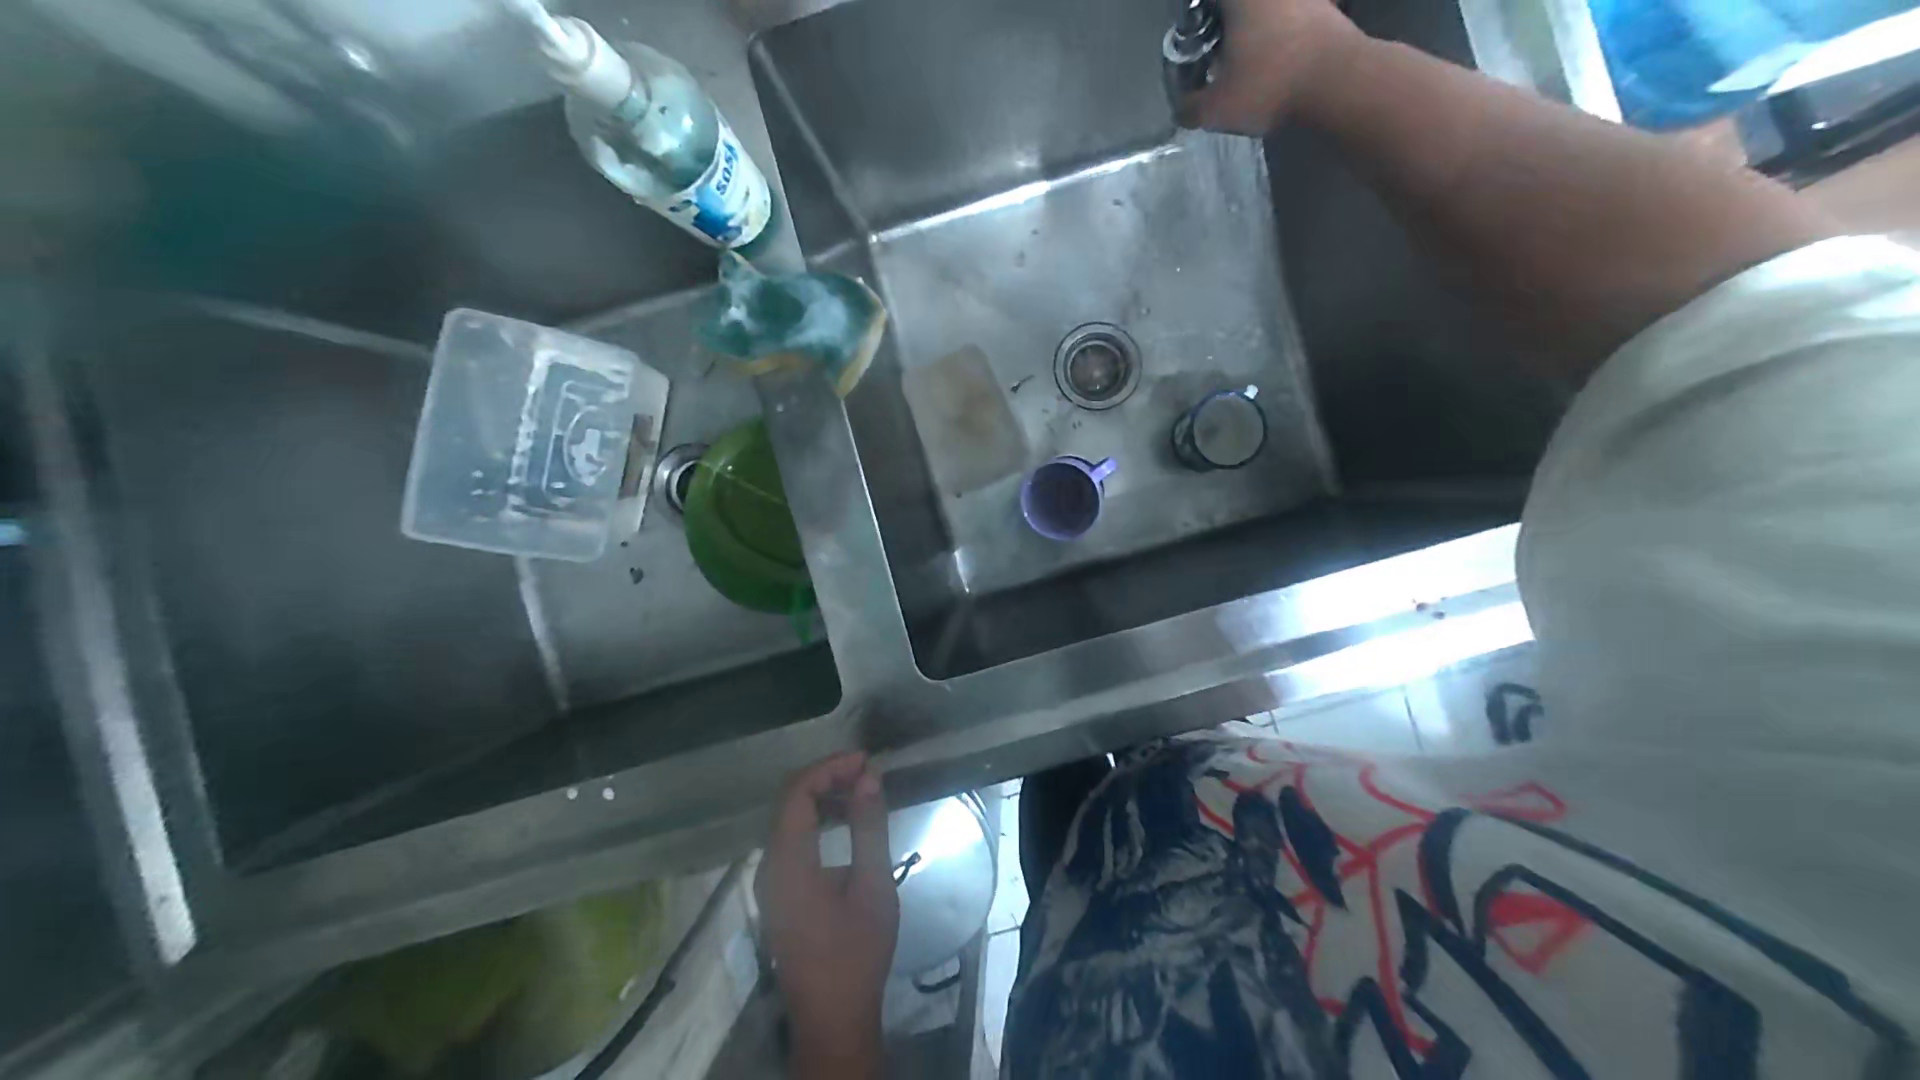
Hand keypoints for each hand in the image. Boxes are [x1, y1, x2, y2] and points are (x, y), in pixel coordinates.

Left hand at [755, 752, 896, 1079]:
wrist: (832, 1016)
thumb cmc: (857, 951)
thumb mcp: (873, 886)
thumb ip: (869, 828)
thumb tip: (869, 778)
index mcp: (788, 862)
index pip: (798, 792)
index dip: (830, 767)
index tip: (865, 759)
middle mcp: (769, 864)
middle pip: (788, 800)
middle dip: (826, 776)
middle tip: (866, 771)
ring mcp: (769, 879)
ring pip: (787, 817)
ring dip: (821, 795)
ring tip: (860, 789)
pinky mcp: (777, 890)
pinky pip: (790, 837)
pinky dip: (815, 817)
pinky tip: (843, 819)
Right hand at [1179, 0, 1366, 133]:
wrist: (1339, 82)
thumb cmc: (1268, 86)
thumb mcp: (1215, 109)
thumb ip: (1190, 107)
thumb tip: (1182, 107)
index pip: (1205, 2)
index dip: (1197, 16)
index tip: (1192, 36)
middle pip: (1235, 7)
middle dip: (1222, 22)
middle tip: (1213, 51)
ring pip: (1268, 10)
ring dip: (1253, 29)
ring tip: (1240, 60)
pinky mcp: (1326, 9)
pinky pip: (1290, 17)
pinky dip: (1278, 35)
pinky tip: (1270, 61)